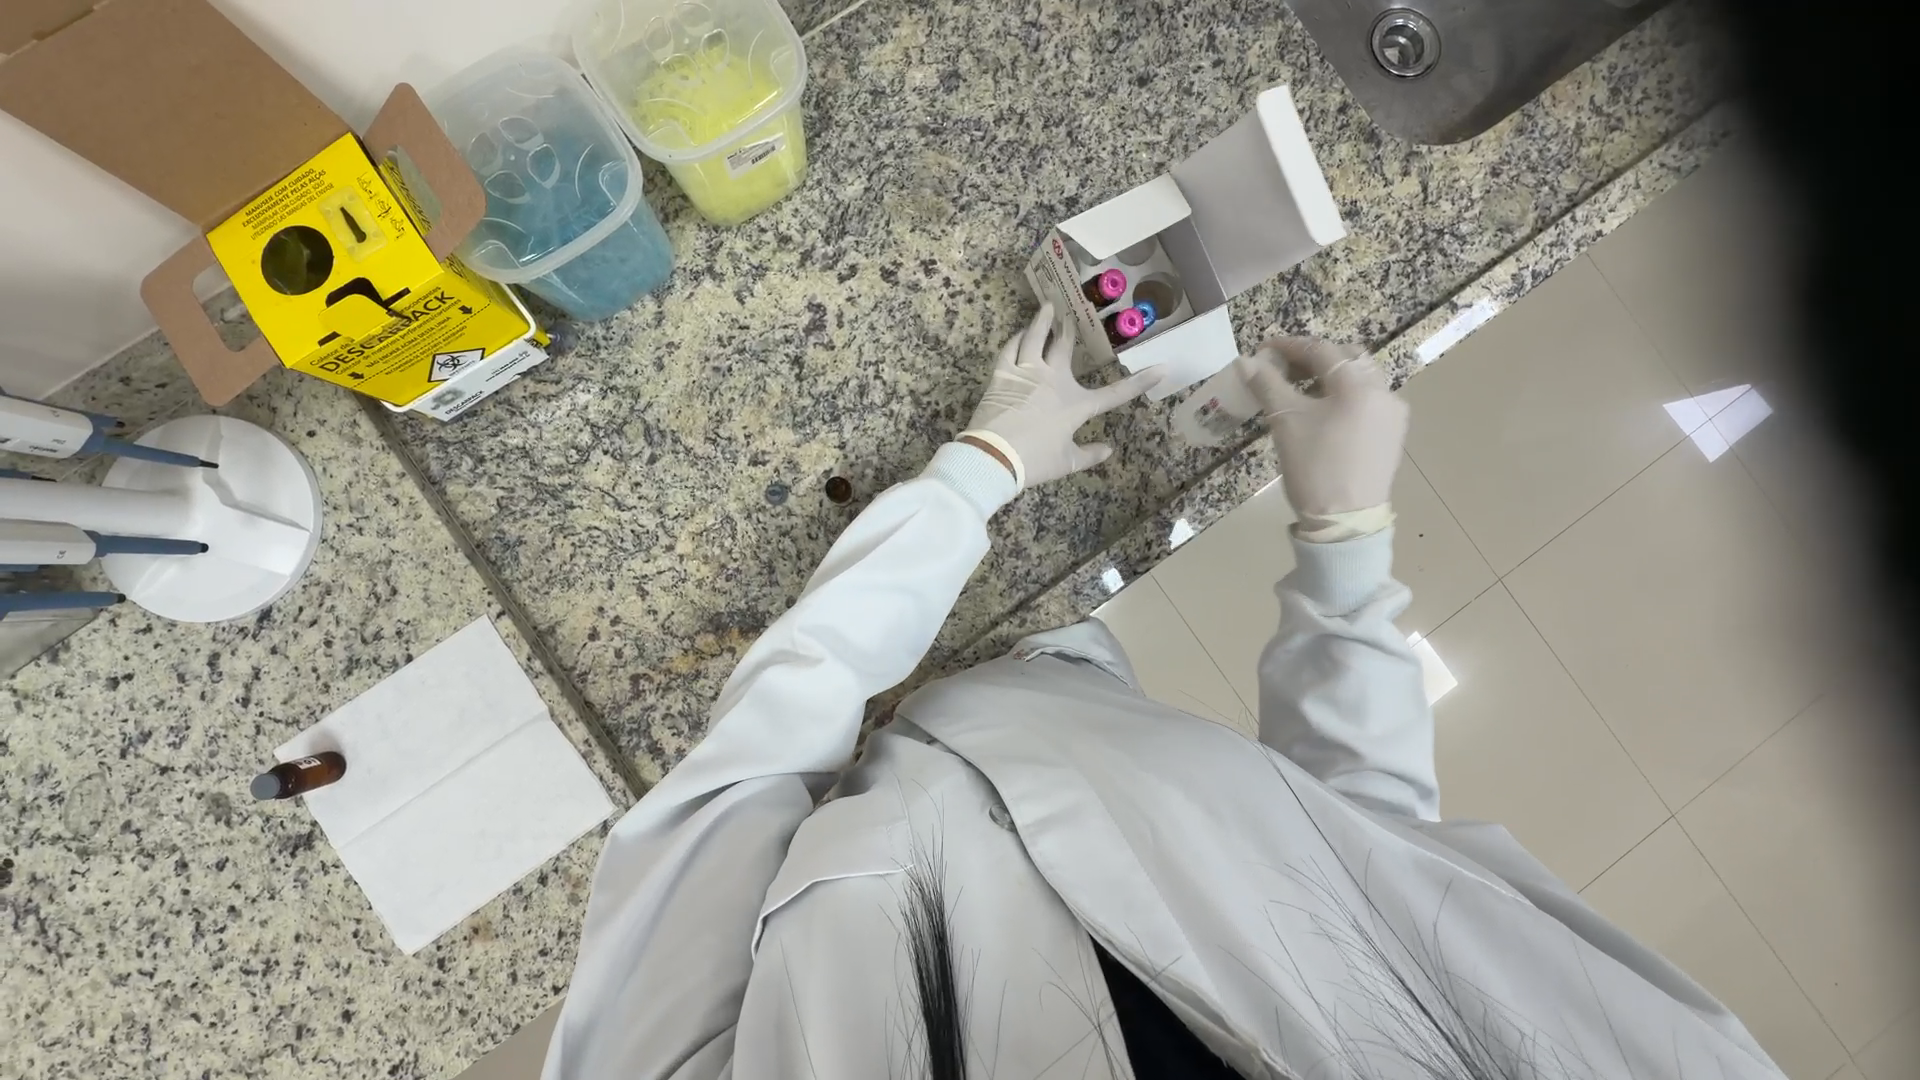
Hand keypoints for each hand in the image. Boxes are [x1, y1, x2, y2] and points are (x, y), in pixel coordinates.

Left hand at [960, 303, 1163, 488]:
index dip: (1141, 382)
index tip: (1162, 368)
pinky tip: (1020, 333)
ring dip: (1042, 320)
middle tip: (1071, 317)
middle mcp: (1055, 380)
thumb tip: (1108, 450)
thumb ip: (1089, 455)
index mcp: (1076, 404)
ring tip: (1047, 307)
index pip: (1116, 393)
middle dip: (1070, 331)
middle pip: (1065, 347)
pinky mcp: (1003, 373)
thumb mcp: (1066, 463)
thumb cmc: (1034, 461)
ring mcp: (1028, 372)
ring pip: (1036, 337)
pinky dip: (1017, 338)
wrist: (995, 456)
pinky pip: (1011, 348)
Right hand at [1237, 337, 1406, 517]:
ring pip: (1359, 380)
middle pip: (1347, 359)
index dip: (1290, 346)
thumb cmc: (1314, 468)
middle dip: (1314, 357)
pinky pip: (1366, 402)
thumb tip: (1245, 361)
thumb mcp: (1285, 423)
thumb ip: (1267, 386)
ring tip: (1300, 388)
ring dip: (1329, 376)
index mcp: (1358, 384)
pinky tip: (1323, 413)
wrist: (1346, 521)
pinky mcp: (1391, 434)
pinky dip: (1343, 396)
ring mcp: (1392, 413)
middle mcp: (1383, 391)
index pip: (1322, 350)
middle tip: (1283, 367)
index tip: (1264, 349)